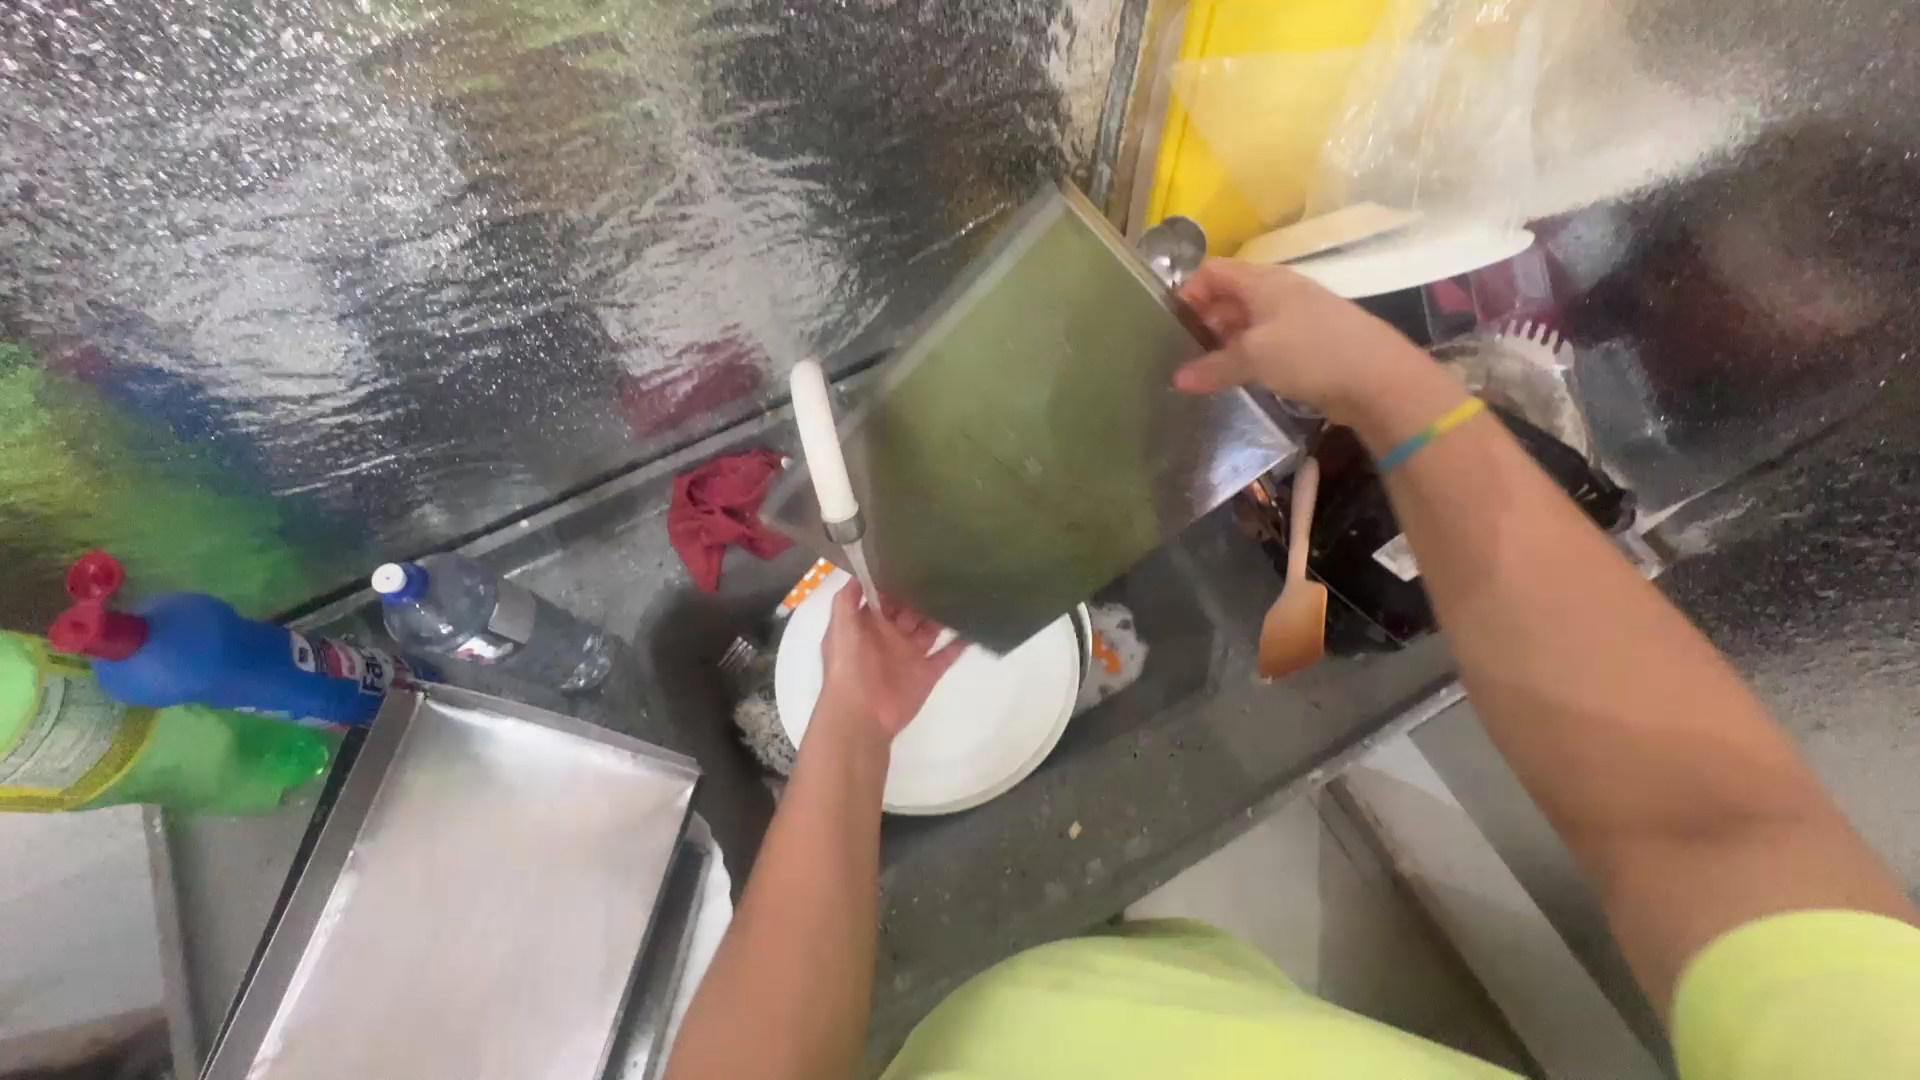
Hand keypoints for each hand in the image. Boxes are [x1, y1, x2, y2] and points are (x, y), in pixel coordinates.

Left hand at [814, 582, 966, 742]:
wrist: (860, 717)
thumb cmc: (848, 669)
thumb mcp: (840, 630)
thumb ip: (847, 601)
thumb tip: (859, 571)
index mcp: (868, 625)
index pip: (884, 598)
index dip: (895, 581)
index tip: (914, 558)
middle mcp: (890, 636)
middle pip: (911, 610)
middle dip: (923, 594)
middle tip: (946, 569)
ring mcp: (910, 654)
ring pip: (931, 628)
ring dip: (943, 614)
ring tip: (964, 590)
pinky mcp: (928, 672)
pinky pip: (948, 653)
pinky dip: (961, 641)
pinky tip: (975, 625)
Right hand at [1172, 258, 1435, 426]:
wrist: (1377, 378)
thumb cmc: (1310, 352)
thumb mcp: (1253, 357)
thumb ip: (1211, 367)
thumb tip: (1177, 380)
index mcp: (1263, 281)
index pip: (1212, 271)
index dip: (1188, 292)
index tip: (1171, 326)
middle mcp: (1277, 291)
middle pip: (1227, 296)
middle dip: (1203, 321)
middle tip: (1183, 353)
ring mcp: (1294, 317)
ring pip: (1246, 322)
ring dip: (1224, 342)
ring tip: (1204, 370)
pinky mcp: (1306, 343)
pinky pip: (1264, 343)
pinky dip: (1246, 356)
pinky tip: (1237, 378)